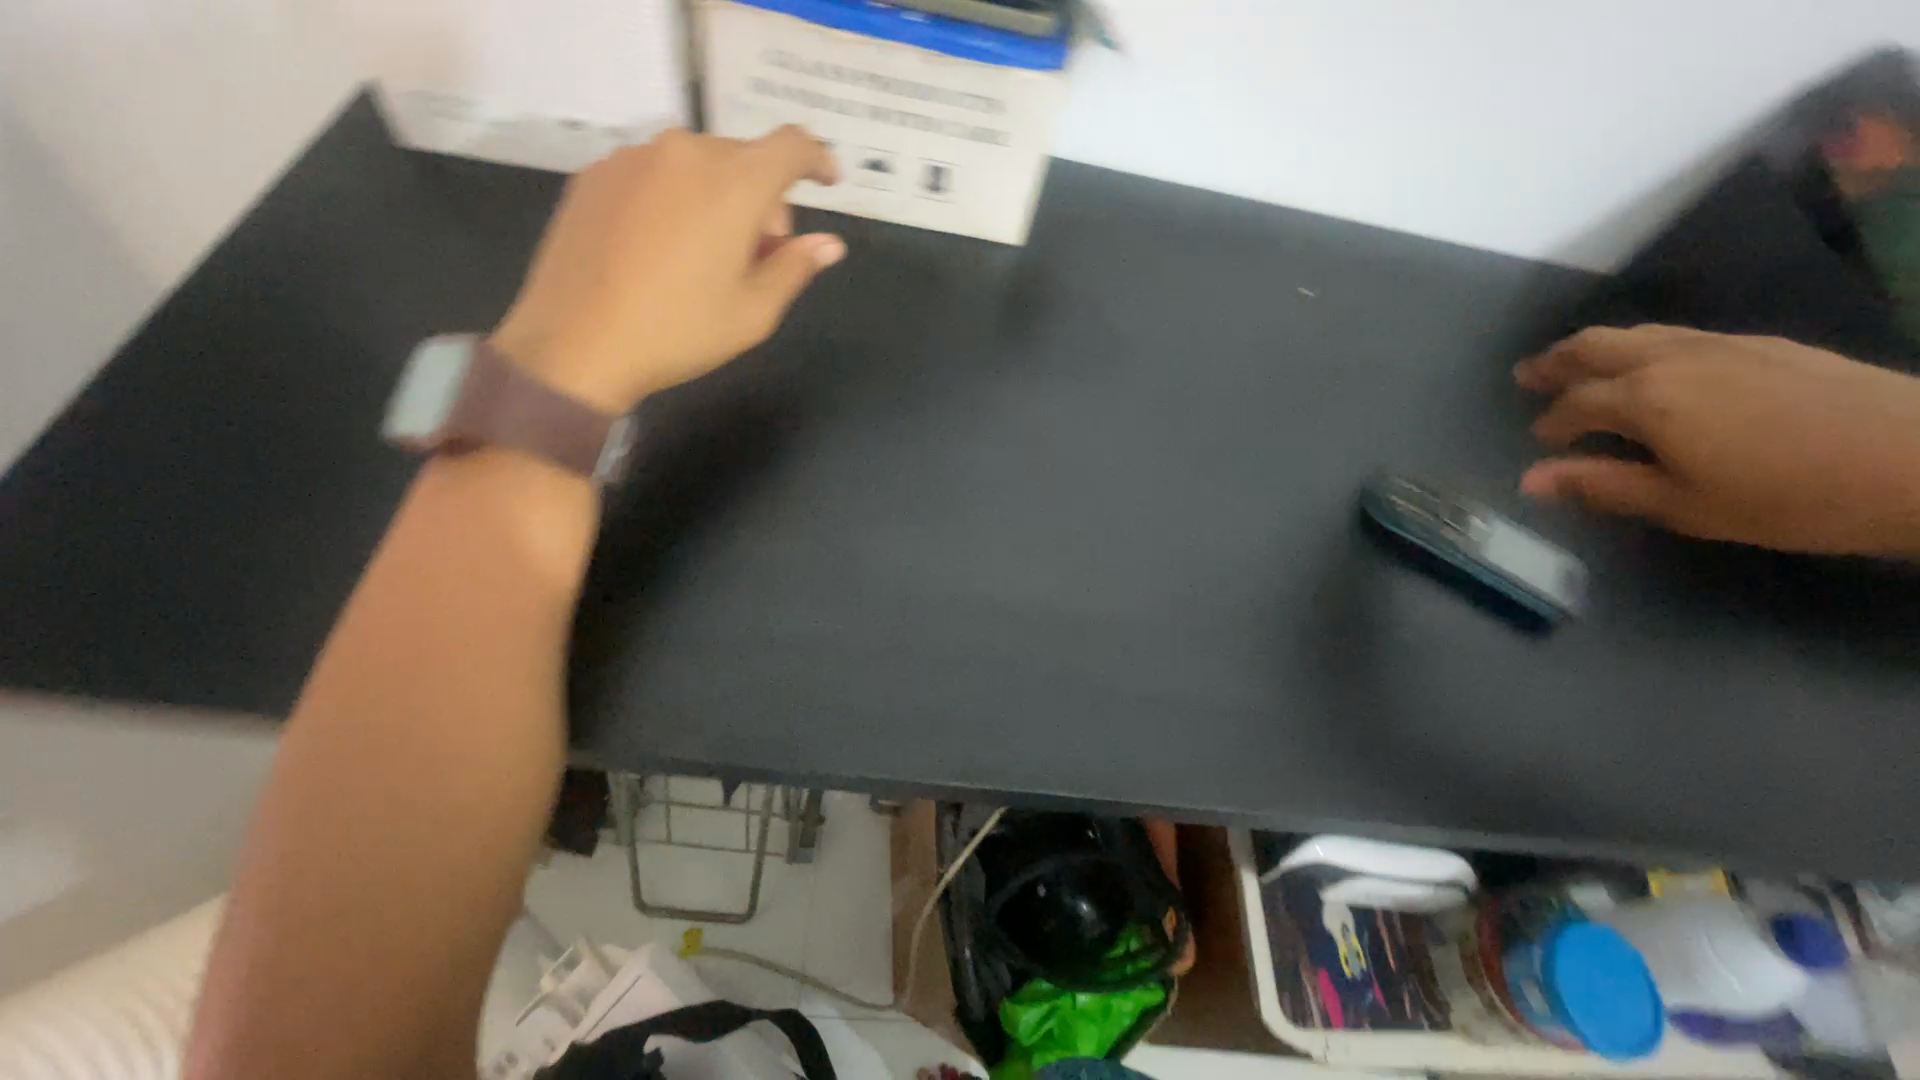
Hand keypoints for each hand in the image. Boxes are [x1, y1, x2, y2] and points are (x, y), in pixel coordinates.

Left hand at [491, 126, 842, 413]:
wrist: (575, 344)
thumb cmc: (678, 331)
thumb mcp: (753, 312)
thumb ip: (795, 267)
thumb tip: (830, 244)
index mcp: (734, 183)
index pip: (792, 146)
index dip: (817, 159)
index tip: (827, 182)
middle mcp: (685, 152)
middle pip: (743, 159)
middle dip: (762, 201)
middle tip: (756, 256)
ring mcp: (633, 158)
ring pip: (696, 166)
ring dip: (716, 199)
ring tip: (702, 257)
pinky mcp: (596, 175)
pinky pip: (653, 175)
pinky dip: (672, 200)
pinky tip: (658, 251)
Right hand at [1514, 325, 1919, 554]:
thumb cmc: (1789, 497)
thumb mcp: (1684, 505)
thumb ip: (1603, 485)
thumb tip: (1531, 480)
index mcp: (1646, 399)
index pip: (1575, 404)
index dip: (1551, 424)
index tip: (1540, 443)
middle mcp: (1674, 359)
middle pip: (1596, 347)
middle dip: (1557, 361)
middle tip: (1528, 374)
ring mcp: (1723, 345)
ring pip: (1639, 333)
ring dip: (1598, 347)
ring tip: (1578, 363)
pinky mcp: (1764, 345)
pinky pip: (1679, 334)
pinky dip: (1644, 345)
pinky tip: (1654, 365)